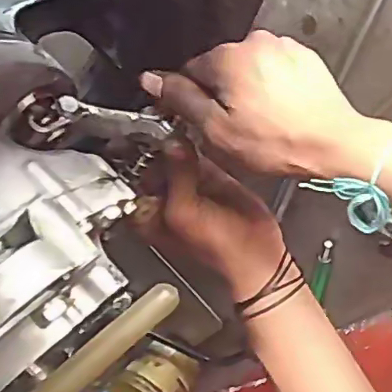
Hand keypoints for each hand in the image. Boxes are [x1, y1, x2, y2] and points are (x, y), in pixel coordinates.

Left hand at [133, 139, 289, 300]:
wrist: (256, 254)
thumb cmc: (216, 249)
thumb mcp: (184, 212)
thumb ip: (176, 176)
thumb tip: (171, 144)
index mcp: (149, 213)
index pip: (135, 176)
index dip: (141, 159)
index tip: (148, 141)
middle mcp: (167, 199)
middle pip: (158, 162)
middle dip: (165, 150)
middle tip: (172, 137)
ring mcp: (191, 189)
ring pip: (181, 157)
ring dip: (185, 146)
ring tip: (188, 138)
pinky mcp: (215, 180)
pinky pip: (205, 156)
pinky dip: (204, 148)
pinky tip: (205, 144)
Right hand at [142, 30, 391, 179]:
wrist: (335, 143)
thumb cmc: (282, 143)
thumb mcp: (218, 131)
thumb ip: (182, 100)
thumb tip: (153, 80)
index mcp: (228, 57)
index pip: (190, 71)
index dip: (190, 99)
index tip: (200, 118)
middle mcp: (256, 43)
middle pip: (221, 68)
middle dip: (222, 94)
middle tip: (236, 127)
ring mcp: (284, 48)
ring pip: (249, 69)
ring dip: (249, 91)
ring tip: (264, 123)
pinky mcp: (304, 59)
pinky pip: (275, 71)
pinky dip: (273, 89)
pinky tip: (281, 113)